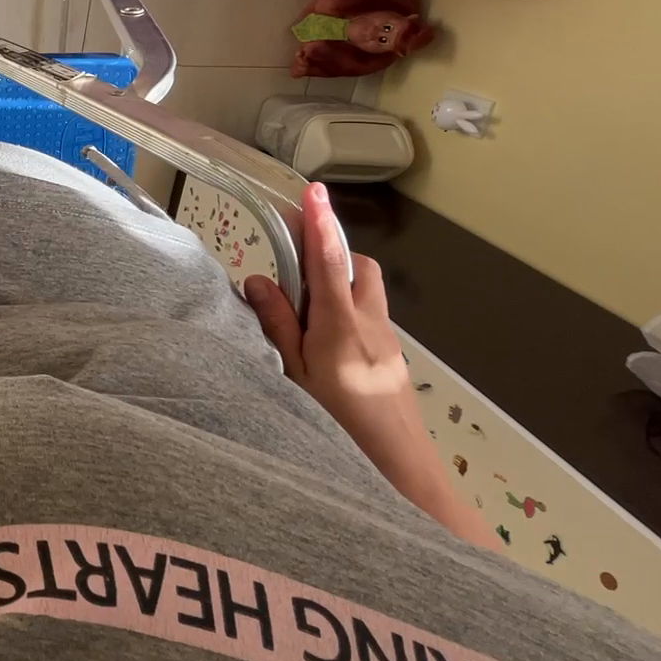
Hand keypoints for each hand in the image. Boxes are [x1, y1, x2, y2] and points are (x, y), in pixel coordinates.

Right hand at [242, 183, 414, 446]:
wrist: (400, 469)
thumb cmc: (339, 423)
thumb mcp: (294, 374)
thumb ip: (277, 324)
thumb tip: (259, 280)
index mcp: (341, 323)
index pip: (329, 260)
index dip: (321, 223)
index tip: (314, 191)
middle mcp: (370, 323)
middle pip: (358, 268)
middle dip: (330, 252)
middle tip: (292, 263)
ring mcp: (385, 340)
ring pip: (364, 291)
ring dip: (336, 281)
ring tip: (299, 306)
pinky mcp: (389, 356)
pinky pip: (364, 316)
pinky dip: (340, 309)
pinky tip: (317, 338)